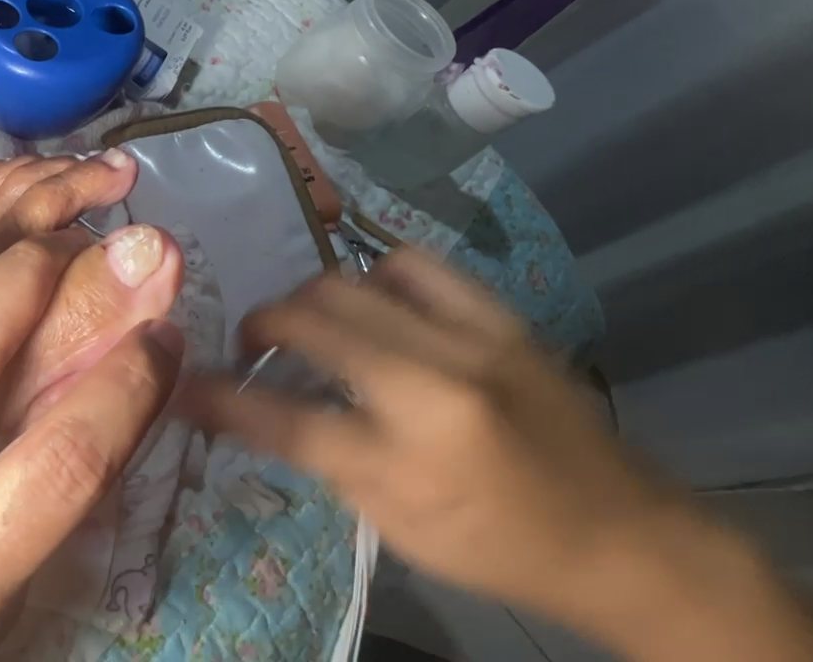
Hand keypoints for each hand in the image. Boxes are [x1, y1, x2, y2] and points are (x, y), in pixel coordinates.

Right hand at [178, 249, 684, 625]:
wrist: (627, 538)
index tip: (185, 384)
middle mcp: (430, 390)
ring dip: (310, 299)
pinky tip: (373, 297)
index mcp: (402, 462)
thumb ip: (325, 458)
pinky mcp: (500, 319)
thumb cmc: (498, 547)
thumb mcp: (397, 527)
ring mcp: (469, 343)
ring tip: (309, 320)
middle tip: (252, 343)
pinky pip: (416, 265)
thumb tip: (256, 408)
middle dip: (260, 326)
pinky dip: (376, 276)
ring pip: (349, 282)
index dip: (220, 397)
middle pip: (309, 323)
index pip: (282, 417)